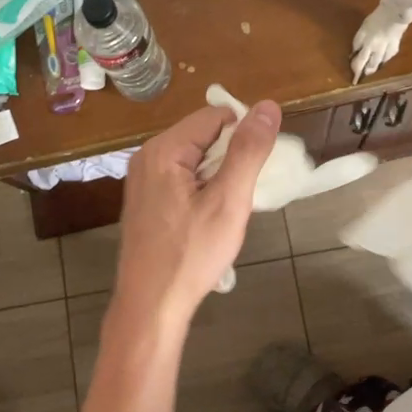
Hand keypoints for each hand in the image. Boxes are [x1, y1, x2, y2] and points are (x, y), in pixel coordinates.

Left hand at [112, 101, 280, 327]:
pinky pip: (182, 179)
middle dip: (230, 159)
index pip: (216, 116)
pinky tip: (207, 221)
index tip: (255, 170)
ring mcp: (143, 179)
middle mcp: (147, 156)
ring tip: (225, 212)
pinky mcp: (146, 201)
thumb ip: (248, 151)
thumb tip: (268, 106)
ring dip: (218, 178)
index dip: (243, 136)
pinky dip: (202, 191)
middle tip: (239, 197)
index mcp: (164, 149)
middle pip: (204, 135)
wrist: (151, 306)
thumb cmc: (191, 255)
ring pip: (195, 159)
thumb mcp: (228, 201)